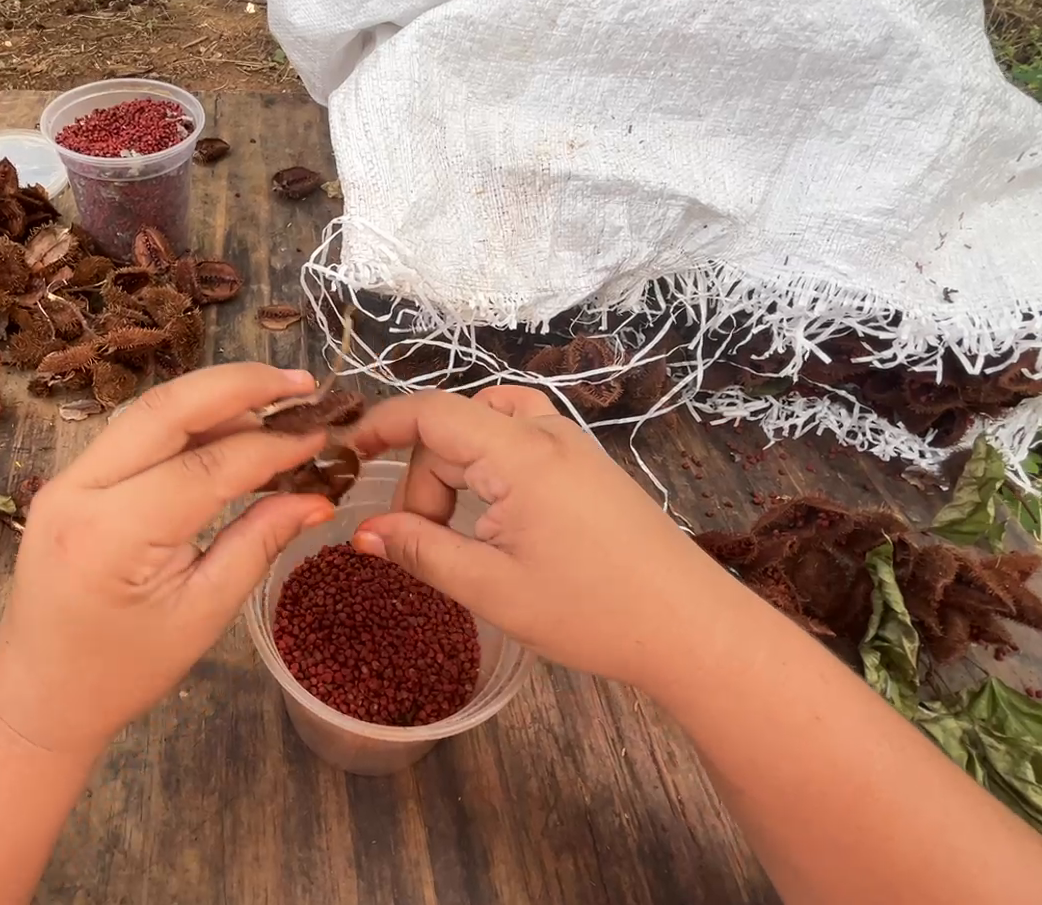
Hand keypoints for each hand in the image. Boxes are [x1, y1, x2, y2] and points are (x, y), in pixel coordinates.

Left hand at [0, 363, 337, 755]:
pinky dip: (188, 420)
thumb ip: (258, 543)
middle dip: (238, 384)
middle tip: (301, 382)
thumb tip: (317, 497)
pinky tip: (229, 422)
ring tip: (275, 398)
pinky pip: (136, 432)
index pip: (205, 467)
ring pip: (149, 411)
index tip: (321, 435)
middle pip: (166, 408)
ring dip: (214, 396)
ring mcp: (67, 477)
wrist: (40, 692)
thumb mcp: (202, 615)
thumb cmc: (124, 671)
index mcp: (111, 535)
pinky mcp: (71, 477)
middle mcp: (79, 489)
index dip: (270, 447)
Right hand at [345, 386, 739, 687]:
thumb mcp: (491, 588)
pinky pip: (520, 435)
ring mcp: (572, 443)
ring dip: (455, 463)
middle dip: (424, 478)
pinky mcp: (587, 463)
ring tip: (453, 517)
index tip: (347, 452)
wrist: (694, 630)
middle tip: (423, 539)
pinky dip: (488, 458)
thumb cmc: (592, 612)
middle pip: (455, 428)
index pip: (431, 412)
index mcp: (520, 454)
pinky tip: (492, 503)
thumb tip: (362, 533)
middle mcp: (546, 433)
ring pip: (486, 423)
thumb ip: (420, 551)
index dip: (381, 423)